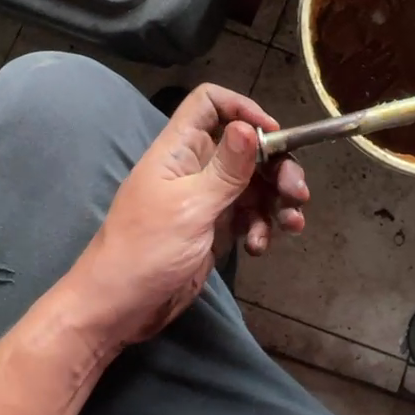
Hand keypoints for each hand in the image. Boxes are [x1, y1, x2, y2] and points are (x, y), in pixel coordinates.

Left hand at [64, 84, 308, 346]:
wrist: (117, 311)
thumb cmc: (145, 251)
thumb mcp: (190, 208)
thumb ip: (226, 169)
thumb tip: (250, 127)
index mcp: (180, 150)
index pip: (209, 103)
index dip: (241, 107)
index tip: (271, 132)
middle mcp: (196, 167)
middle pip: (246, 147)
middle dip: (277, 166)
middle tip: (297, 192)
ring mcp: (207, 198)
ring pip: (255, 183)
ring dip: (277, 201)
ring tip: (291, 224)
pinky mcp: (215, 228)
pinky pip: (249, 215)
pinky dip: (262, 227)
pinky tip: (259, 246)